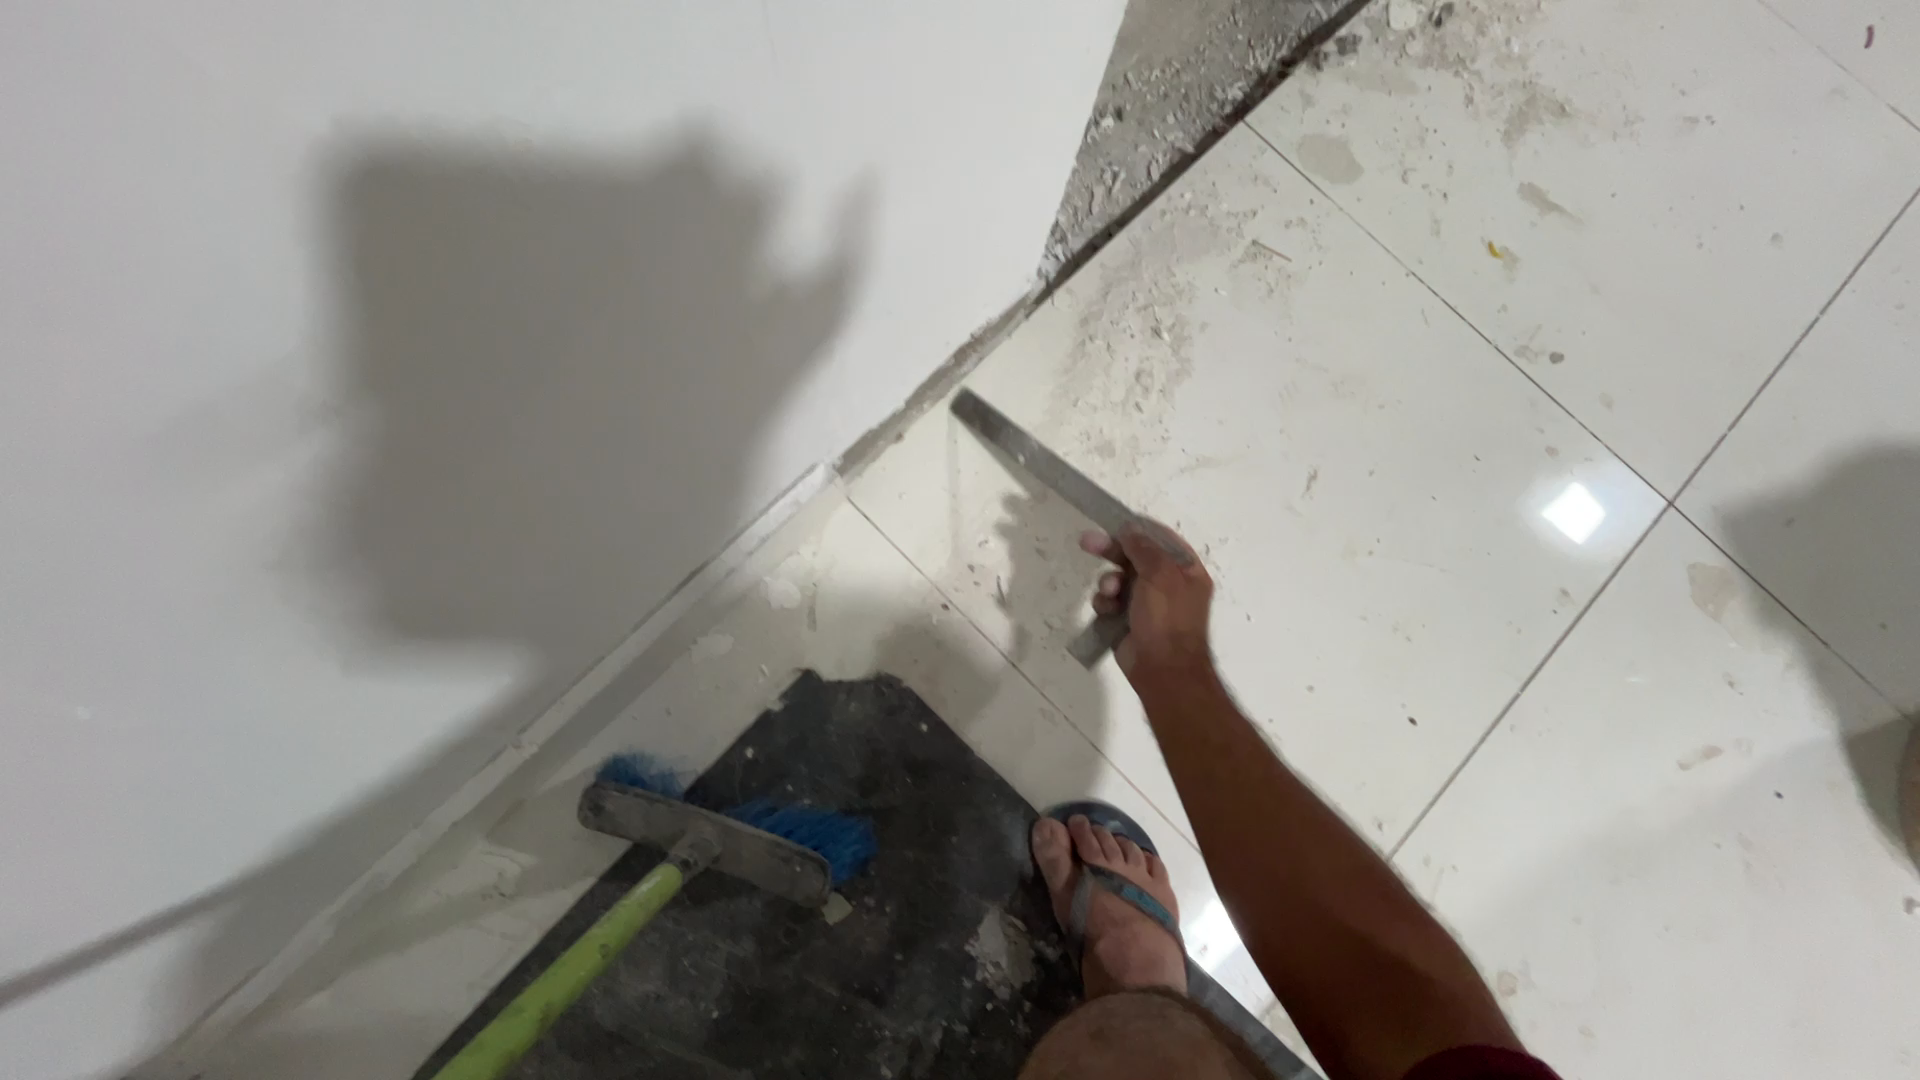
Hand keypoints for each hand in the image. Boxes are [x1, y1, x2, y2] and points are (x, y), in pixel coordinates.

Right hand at [1079, 520, 1213, 685]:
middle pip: (1135, 557)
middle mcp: (1168, 584)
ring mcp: (1147, 603)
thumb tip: (1130, 529)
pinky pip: (1110, 602)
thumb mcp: (1160, 574)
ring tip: (1109, 592)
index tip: (1116, 523)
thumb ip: (1144, 548)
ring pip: (1118, 579)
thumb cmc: (1167, 619)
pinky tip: (1107, 611)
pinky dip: (1106, 604)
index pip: (1162, 540)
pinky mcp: (1127, 620)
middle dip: (1112, 551)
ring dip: (1109, 582)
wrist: (1161, 670)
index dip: (1139, 530)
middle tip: (1086, 542)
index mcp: (1186, 571)